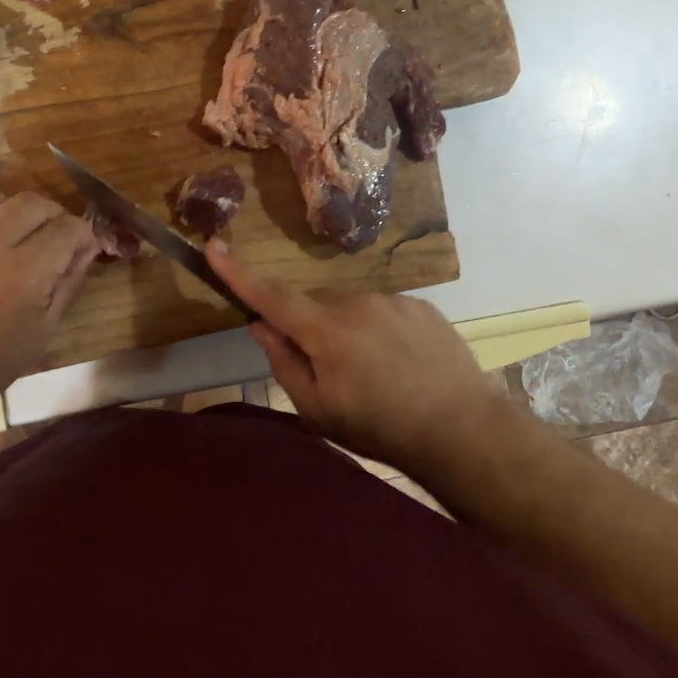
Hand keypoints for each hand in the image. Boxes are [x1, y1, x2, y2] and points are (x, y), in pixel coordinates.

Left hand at [0, 191, 99, 411]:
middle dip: (51, 213)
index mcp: (24, 273)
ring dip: (11, 213)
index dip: (81, 232)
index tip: (81, 243)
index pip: (66, 228)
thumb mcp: (43, 329)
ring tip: (12, 234)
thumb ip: (68, 282)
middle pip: (30, 203)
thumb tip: (87, 247)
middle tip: (51, 233)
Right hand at [208, 241, 517, 470]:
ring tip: (375, 374)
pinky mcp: (421, 306)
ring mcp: (393, 301)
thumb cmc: (381, 428)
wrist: (463, 431)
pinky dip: (379, 331)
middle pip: (314, 306)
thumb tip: (261, 326)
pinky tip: (400, 364)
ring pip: (350, 308)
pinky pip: (383, 311)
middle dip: (311, 329)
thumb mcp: (318, 410)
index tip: (213, 247)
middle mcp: (357, 303)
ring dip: (348, 331)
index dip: (238, 274)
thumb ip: (284, 364)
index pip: (271, 296)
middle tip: (332, 374)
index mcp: (326, 332)